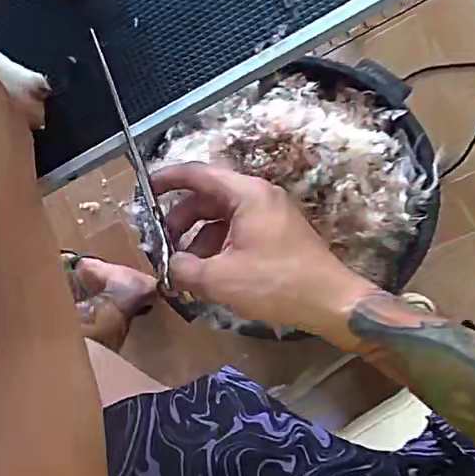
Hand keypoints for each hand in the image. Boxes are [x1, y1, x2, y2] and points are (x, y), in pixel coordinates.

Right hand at [152, 163, 379, 339]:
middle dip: (181, 220)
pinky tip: (210, 273)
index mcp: (246, 194)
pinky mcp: (279, 234)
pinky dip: (219, 246)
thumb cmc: (276, 284)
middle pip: (208, 197)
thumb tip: (169, 266)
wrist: (331, 301)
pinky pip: (239, 231)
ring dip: (199, 238)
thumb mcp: (219, 278)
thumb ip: (183, 268)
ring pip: (223, 217)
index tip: (143, 191)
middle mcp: (260, 196)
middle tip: (162, 246)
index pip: (198, 174)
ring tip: (185, 267)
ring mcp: (272, 214)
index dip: (167, 180)